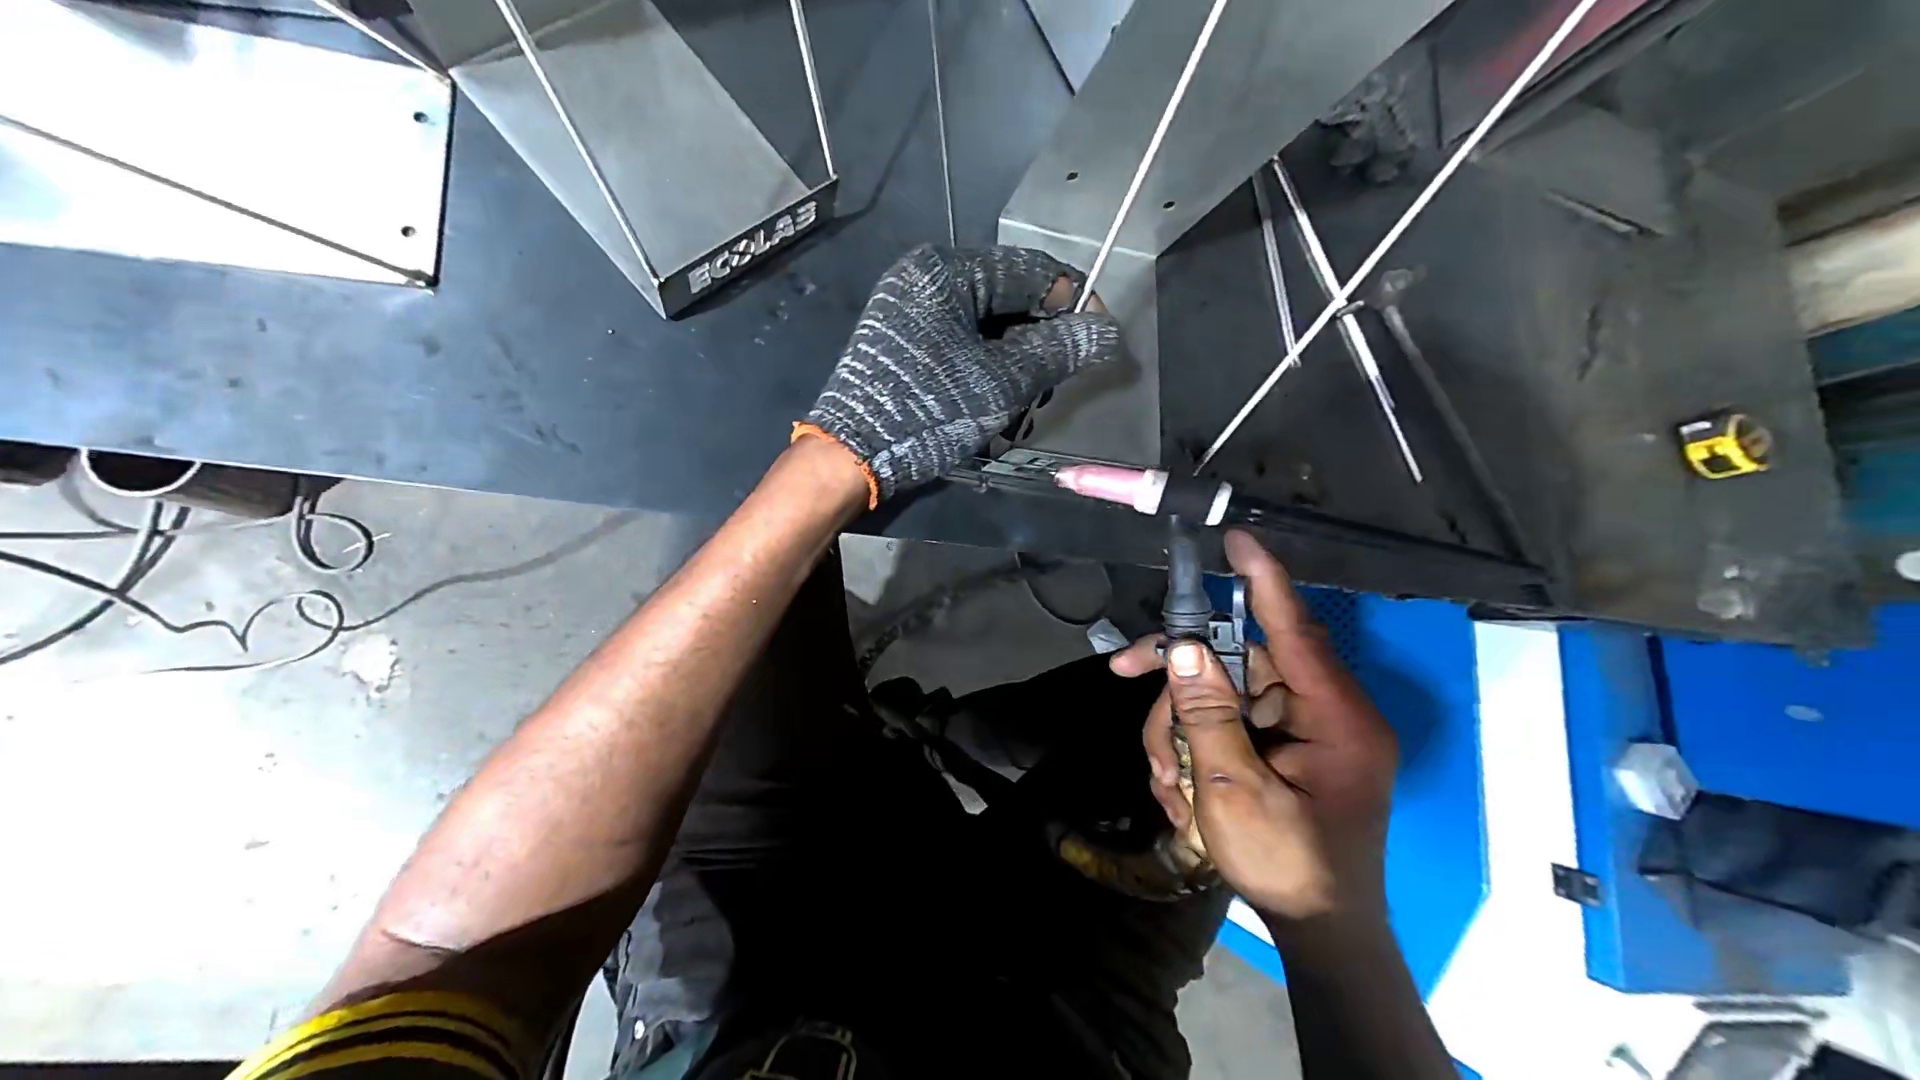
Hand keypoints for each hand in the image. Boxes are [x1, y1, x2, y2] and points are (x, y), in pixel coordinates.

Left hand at [798, 244, 1122, 507]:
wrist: (851, 455)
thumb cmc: (926, 411)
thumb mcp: (1001, 382)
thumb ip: (1058, 351)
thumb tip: (1107, 331)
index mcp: (947, 270)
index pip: (1032, 271)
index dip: (1074, 302)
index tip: (1099, 337)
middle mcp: (927, 278)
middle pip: (1009, 297)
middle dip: (1040, 340)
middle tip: (1055, 380)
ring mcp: (912, 309)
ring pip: (988, 324)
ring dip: (1014, 361)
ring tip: (1021, 400)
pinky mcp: (906, 339)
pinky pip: (963, 341)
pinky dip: (986, 367)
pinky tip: (993, 400)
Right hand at [1111, 530, 1397, 920]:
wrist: (1322, 934)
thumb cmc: (1291, 866)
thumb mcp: (1234, 791)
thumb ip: (1207, 715)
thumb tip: (1184, 649)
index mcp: (1334, 715)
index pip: (1293, 627)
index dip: (1261, 578)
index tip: (1233, 537)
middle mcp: (1321, 711)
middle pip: (1236, 660)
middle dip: (1178, 678)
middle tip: (1122, 671)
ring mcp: (1301, 730)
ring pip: (1220, 693)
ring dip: (1178, 728)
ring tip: (1166, 785)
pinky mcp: (1281, 748)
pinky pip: (1225, 722)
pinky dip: (1192, 747)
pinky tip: (1180, 791)